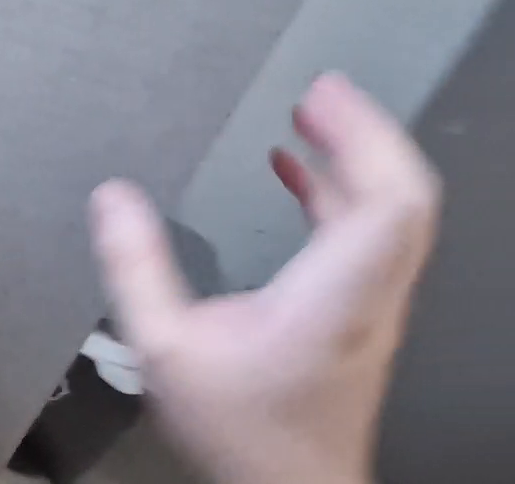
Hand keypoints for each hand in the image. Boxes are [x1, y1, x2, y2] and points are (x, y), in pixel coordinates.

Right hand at [89, 74, 440, 483]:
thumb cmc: (234, 426)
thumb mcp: (162, 343)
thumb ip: (135, 266)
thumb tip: (112, 195)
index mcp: (331, 300)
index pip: (386, 208)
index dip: (364, 141)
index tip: (324, 94)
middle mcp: (366, 298)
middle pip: (402, 204)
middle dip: (367, 136)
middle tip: (320, 88)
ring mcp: (367, 307)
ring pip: (391, 218)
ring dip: (356, 158)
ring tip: (310, 112)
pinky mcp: (353, 312)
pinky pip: (363, 235)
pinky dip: (335, 190)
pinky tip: (290, 167)